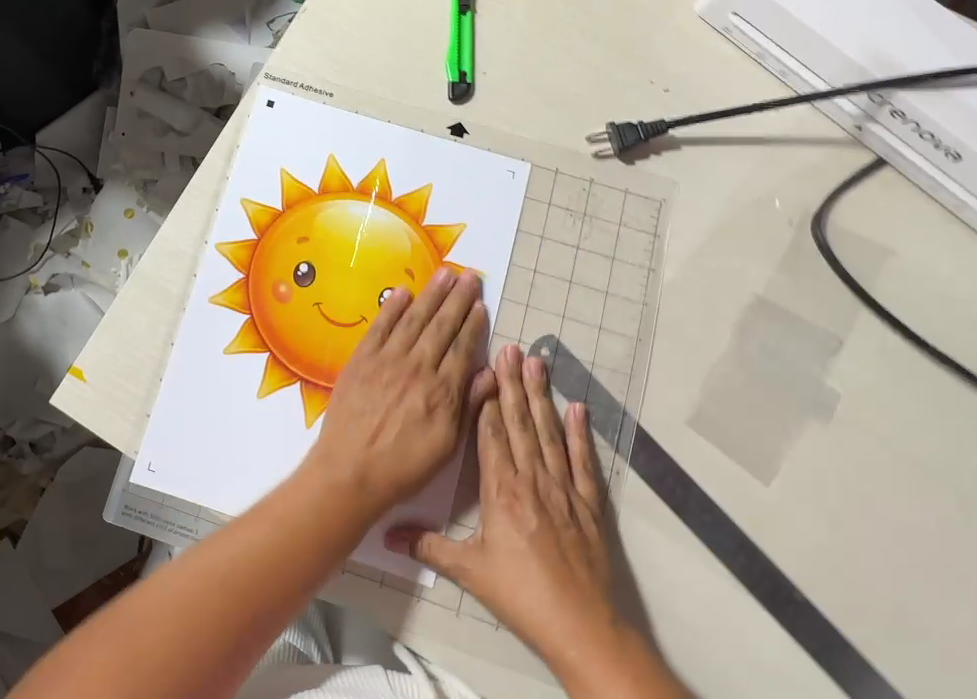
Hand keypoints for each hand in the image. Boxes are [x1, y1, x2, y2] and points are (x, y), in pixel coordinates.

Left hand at [301, 267, 495, 519]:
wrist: (351, 471)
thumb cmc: (404, 466)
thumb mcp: (448, 445)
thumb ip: (468, 405)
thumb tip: (490, 374)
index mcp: (442, 390)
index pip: (463, 347)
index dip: (473, 324)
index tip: (481, 304)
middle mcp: (417, 367)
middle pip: (442, 326)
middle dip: (457, 299)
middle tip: (470, 275)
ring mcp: (387, 360)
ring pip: (414, 319)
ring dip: (431, 295)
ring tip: (445, 273)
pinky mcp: (361, 360)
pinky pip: (380, 326)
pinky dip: (392, 307)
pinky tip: (403, 292)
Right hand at [387, 346, 683, 696]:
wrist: (583, 627)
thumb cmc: (522, 597)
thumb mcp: (470, 572)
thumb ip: (429, 547)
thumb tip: (387, 535)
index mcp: (502, 492)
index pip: (492, 433)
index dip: (488, 398)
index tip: (486, 365)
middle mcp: (533, 481)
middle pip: (522, 423)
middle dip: (514, 384)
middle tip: (512, 348)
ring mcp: (564, 491)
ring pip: (550, 433)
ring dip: (543, 397)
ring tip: (539, 363)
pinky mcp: (589, 506)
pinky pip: (583, 461)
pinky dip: (581, 434)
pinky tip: (577, 408)